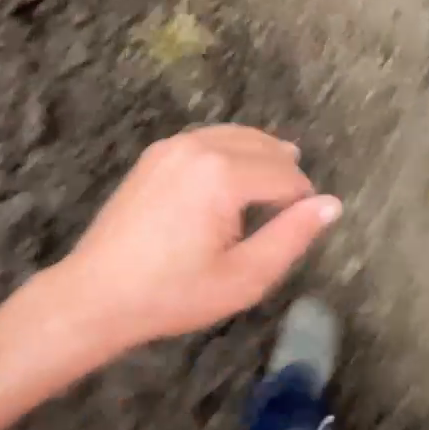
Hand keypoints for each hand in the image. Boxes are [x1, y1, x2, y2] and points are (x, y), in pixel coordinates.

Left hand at [52, 125, 341, 350]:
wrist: (97, 293)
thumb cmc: (174, 293)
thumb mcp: (244, 278)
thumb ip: (292, 237)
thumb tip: (332, 204)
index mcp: (223, 174)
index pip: (285, 175)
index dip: (302, 201)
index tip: (302, 227)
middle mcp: (199, 146)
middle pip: (264, 146)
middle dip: (284, 172)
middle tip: (294, 205)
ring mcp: (173, 145)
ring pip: (236, 136)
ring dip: (261, 156)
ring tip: (274, 186)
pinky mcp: (156, 153)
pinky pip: (208, 139)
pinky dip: (231, 151)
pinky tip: (233, 179)